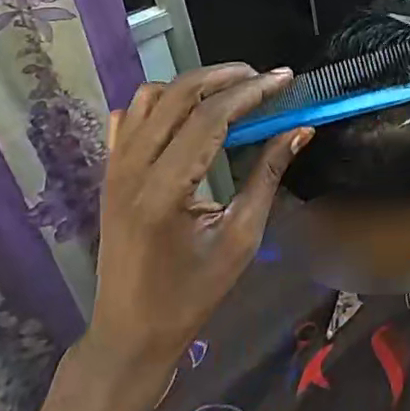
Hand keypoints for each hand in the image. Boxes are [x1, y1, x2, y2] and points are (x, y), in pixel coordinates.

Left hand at [84, 64, 311, 376]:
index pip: (210, 117)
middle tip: (262, 78)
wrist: (129, 334)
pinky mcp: (109, 170)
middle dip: (225, 76)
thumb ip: (267, 176)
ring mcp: (114, 166)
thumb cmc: (189, 296)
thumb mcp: (239, 240)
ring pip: (150, 96)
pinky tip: (186, 113)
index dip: (251, 91)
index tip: (284, 78)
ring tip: (229, 93)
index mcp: (163, 191)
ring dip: (193, 85)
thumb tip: (299, 130)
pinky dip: (160, 101)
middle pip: (179, 94)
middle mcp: (132, 168)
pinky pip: (130, 116)